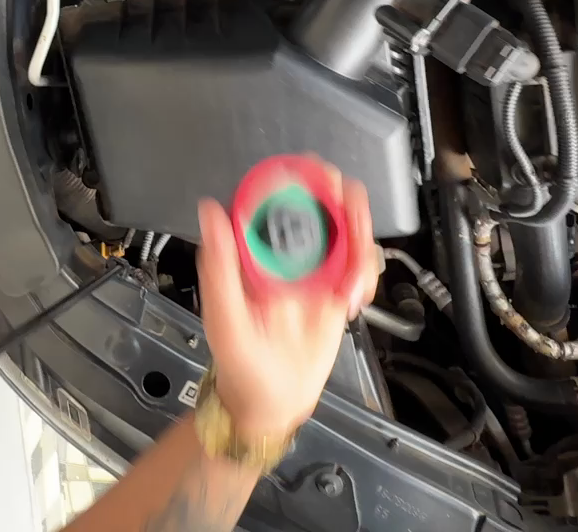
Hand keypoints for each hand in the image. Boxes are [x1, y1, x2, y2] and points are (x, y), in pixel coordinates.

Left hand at [194, 169, 379, 440]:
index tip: (316, 174)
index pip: (277, 195)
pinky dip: (367, 272)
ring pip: (347, 231)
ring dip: (360, 240)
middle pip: (320, 205)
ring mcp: (316, 267)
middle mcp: (286, 249)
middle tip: (351, 209)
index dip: (298, 176)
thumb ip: (218, 265)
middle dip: (341, 201)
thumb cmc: (239, 360)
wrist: (272, 404)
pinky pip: (361, 266)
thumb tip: (210, 208)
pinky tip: (358, 295)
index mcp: (254, 247)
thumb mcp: (224, 316)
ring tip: (356, 279)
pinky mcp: (339, 289)